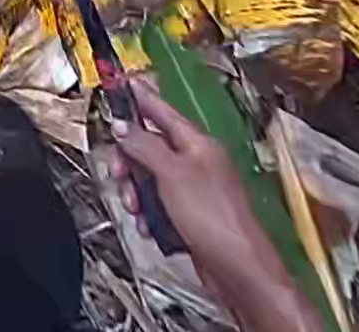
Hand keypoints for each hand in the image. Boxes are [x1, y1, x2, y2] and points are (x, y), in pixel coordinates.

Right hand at [97, 78, 322, 331]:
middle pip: (147, 144)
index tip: (118, 83)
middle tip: (118, 170)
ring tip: (135, 207)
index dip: (138, 96)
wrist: (240, 275)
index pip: (160, 109)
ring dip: (135, 190)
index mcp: (196, 144)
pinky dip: (146, 211)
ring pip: (147, 175)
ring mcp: (192, 189)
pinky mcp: (188, 214)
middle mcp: (195, 162)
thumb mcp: (171, 173)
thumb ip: (143, 144)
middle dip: (128, 159)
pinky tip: (148, 225)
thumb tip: (121, 125)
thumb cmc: (215, 220)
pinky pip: (155, 202)